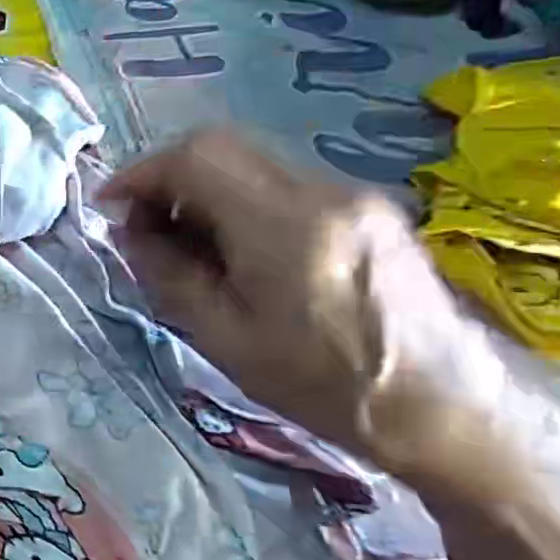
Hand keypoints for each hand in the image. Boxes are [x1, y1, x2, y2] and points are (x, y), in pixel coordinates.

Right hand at [100, 131, 493, 480]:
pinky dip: (236, 200)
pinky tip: (230, 249)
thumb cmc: (322, 386)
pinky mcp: (367, 210)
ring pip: (248, 162)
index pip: (194, 158)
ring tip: (181, 243)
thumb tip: (129, 230)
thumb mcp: (221, 337)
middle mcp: (324, 192)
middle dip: (165, 177)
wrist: (450, 413)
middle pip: (220, 147)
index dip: (139, 173)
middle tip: (141, 225)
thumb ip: (167, 273)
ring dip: (199, 189)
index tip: (109, 207)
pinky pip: (279, 183)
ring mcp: (353, 196)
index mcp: (285, 225)